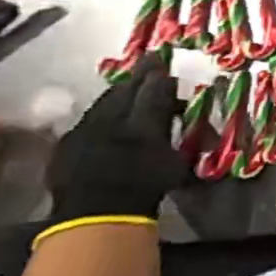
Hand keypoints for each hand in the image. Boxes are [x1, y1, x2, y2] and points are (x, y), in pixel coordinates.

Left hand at [46, 58, 185, 223]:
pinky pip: (88, 120)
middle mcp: (112, 119)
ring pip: (104, 102)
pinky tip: (105, 119)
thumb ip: (186, 143)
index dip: (158, 76)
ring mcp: (85, 129)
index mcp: (142, 123)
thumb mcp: (177, 166)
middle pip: (125, 91)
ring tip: (127, 89)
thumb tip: (209, 134)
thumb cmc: (145, 189)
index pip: (152, 91)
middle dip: (137, 78)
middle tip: (147, 65)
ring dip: (118, 94)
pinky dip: (101, 114)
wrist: (95, 214)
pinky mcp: (66, 143)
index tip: (162, 61)